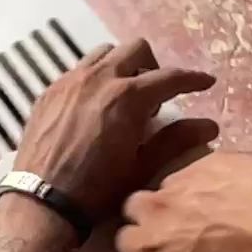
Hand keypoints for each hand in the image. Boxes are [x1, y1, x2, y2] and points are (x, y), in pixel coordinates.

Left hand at [13, 39, 218, 220]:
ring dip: (121, 67)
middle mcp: (99, 79)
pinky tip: (93, 107)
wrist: (43, 201)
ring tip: (122, 97)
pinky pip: (77, 71)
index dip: (192, 79)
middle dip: (152, 67)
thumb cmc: (97, 190)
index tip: (205, 82)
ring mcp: (70, 81)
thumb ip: (175, 140)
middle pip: (135, 50)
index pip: (169, 78)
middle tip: (155, 97)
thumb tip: (209, 125)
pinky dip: (93, 79)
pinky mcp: (49, 91)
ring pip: (104, 54)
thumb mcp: (142, 168)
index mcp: (127, 98)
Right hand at [118, 154, 251, 251]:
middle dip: (155, 219)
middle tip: (186, 235)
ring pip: (172, 185)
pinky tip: (246, 196)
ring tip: (221, 214)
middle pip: (139, 208)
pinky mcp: (220, 155)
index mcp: (151, 249)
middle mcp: (160, 206)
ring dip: (186, 198)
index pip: (124, 244)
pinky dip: (218, 182)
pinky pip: (206, 169)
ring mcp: (190, 175)